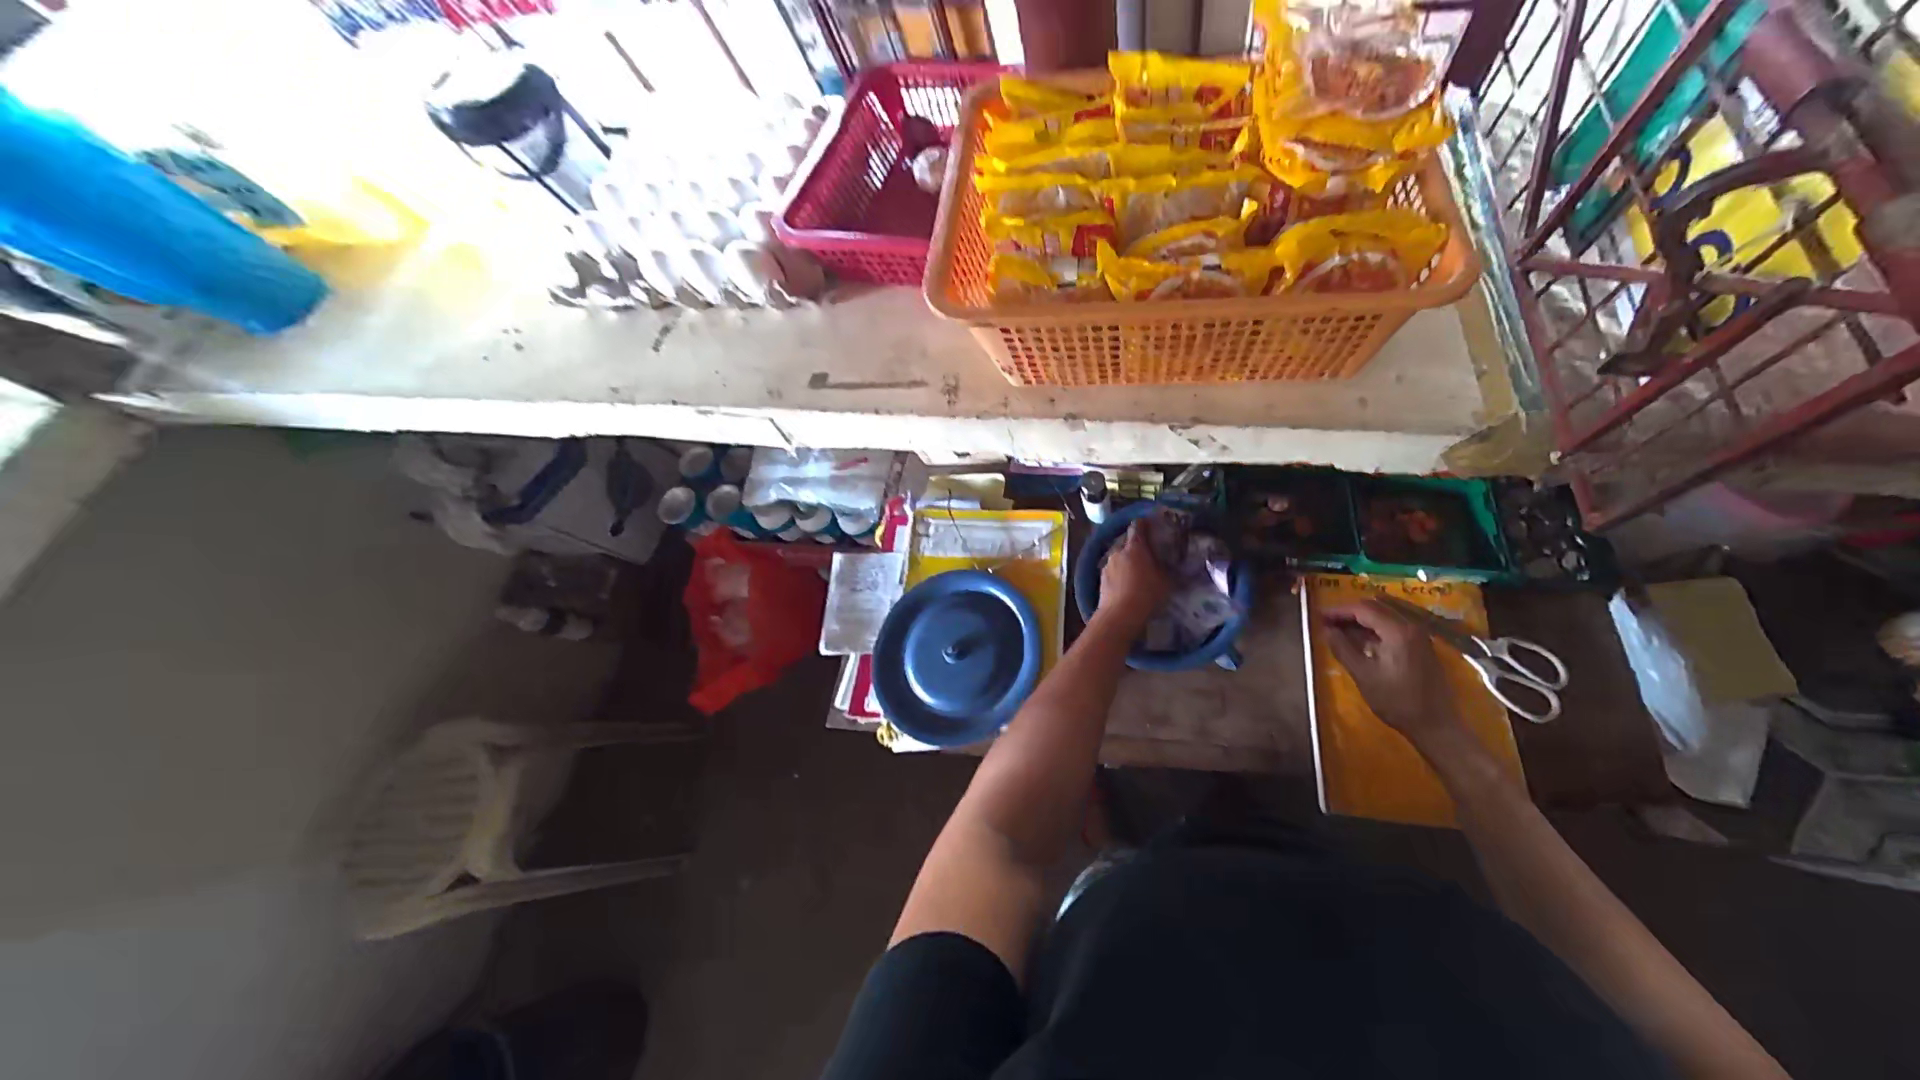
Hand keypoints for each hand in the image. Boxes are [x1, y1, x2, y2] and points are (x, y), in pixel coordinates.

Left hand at [1096, 520, 1170, 631]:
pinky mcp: (1100, 577)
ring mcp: (1107, 564)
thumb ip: (1168, 569)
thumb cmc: (1147, 593)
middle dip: (1135, 544)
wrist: (1120, 614)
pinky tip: (1125, 582)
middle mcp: (1118, 550)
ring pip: (1118, 556)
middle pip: (1126, 541)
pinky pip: (1112, 569)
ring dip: (1126, 559)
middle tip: (1147, 552)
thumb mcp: (1166, 581)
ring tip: (1136, 570)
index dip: (1144, 523)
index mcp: (1135, 546)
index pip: (1137, 526)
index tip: (1150, 524)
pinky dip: (1119, 572)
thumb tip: (1175, 564)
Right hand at [1319, 598, 1471, 754]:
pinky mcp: (1421, 646)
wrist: (1435, 724)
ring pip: (1385, 616)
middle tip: (1327, 622)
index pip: (1363, 609)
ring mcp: (1419, 636)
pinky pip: (1394, 627)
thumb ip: (1342, 648)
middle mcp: (1411, 627)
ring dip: (1361, 620)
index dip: (1339, 610)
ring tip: (1339, 631)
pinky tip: (1361, 641)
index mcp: (1397, 631)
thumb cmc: (1397, 700)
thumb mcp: (1363, 675)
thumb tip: (1327, 630)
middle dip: (1349, 613)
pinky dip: (1374, 629)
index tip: (1319, 616)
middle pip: (1375, 608)